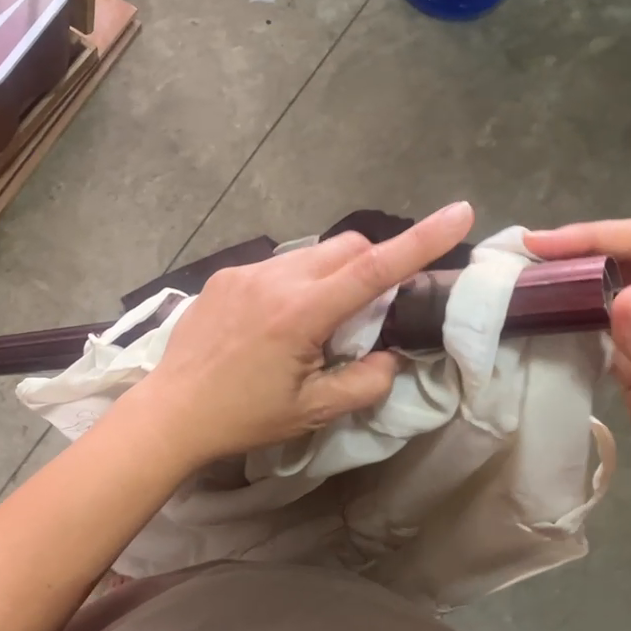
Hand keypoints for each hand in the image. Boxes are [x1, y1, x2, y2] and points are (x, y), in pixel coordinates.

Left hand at [125, 202, 474, 465]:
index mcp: (300, 314)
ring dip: (331, 277)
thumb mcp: (313, 412)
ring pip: (311, 256)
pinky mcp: (223, 278)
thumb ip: (365, 382)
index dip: (421, 240)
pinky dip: (295, 284)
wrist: (171, 413)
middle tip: (368, 313)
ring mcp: (243, 274)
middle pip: (346, 248)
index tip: (459, 212)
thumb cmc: (243, 418)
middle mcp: (273, 281)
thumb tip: (389, 355)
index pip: (373, 267)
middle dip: (373, 264)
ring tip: (314, 325)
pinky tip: (275, 323)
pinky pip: (277, 268)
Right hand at [523, 219, 630, 522]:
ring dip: (568, 281)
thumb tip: (622, 293)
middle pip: (628, 257)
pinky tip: (539, 316)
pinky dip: (571, 315)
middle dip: (575, 252)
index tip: (539, 244)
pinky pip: (602, 323)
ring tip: (517, 281)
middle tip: (516, 261)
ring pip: (610, 287)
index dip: (596, 237)